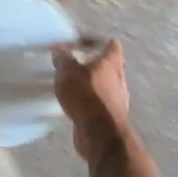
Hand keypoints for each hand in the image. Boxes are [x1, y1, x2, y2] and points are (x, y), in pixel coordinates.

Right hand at [53, 38, 131, 162]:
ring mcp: (118, 101)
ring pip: (107, 88)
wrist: (99, 133)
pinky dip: (92, 103)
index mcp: (111, 64)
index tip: (96, 43)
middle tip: (83, 64)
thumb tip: (58, 49)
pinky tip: (79, 105)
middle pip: (113, 68)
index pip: (113, 48)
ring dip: (95, 86)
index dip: (105, 44)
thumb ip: (63, 59)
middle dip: (100, 66)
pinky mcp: (111, 118)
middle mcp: (119, 80)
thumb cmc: (86, 94)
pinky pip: (100, 105)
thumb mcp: (68, 71)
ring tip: (78, 86)